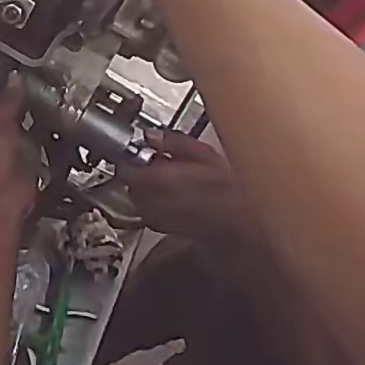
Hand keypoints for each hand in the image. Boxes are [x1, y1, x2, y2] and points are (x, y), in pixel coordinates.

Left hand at [122, 130, 246, 241]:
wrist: (238, 218)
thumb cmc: (226, 187)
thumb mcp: (202, 153)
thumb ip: (172, 142)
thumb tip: (151, 135)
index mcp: (159, 180)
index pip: (126, 169)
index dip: (130, 159)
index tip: (137, 153)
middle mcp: (152, 200)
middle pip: (130, 184)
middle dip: (139, 174)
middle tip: (154, 165)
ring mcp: (156, 217)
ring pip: (137, 198)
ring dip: (144, 189)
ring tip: (164, 181)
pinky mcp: (163, 228)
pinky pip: (147, 212)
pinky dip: (152, 203)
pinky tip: (171, 198)